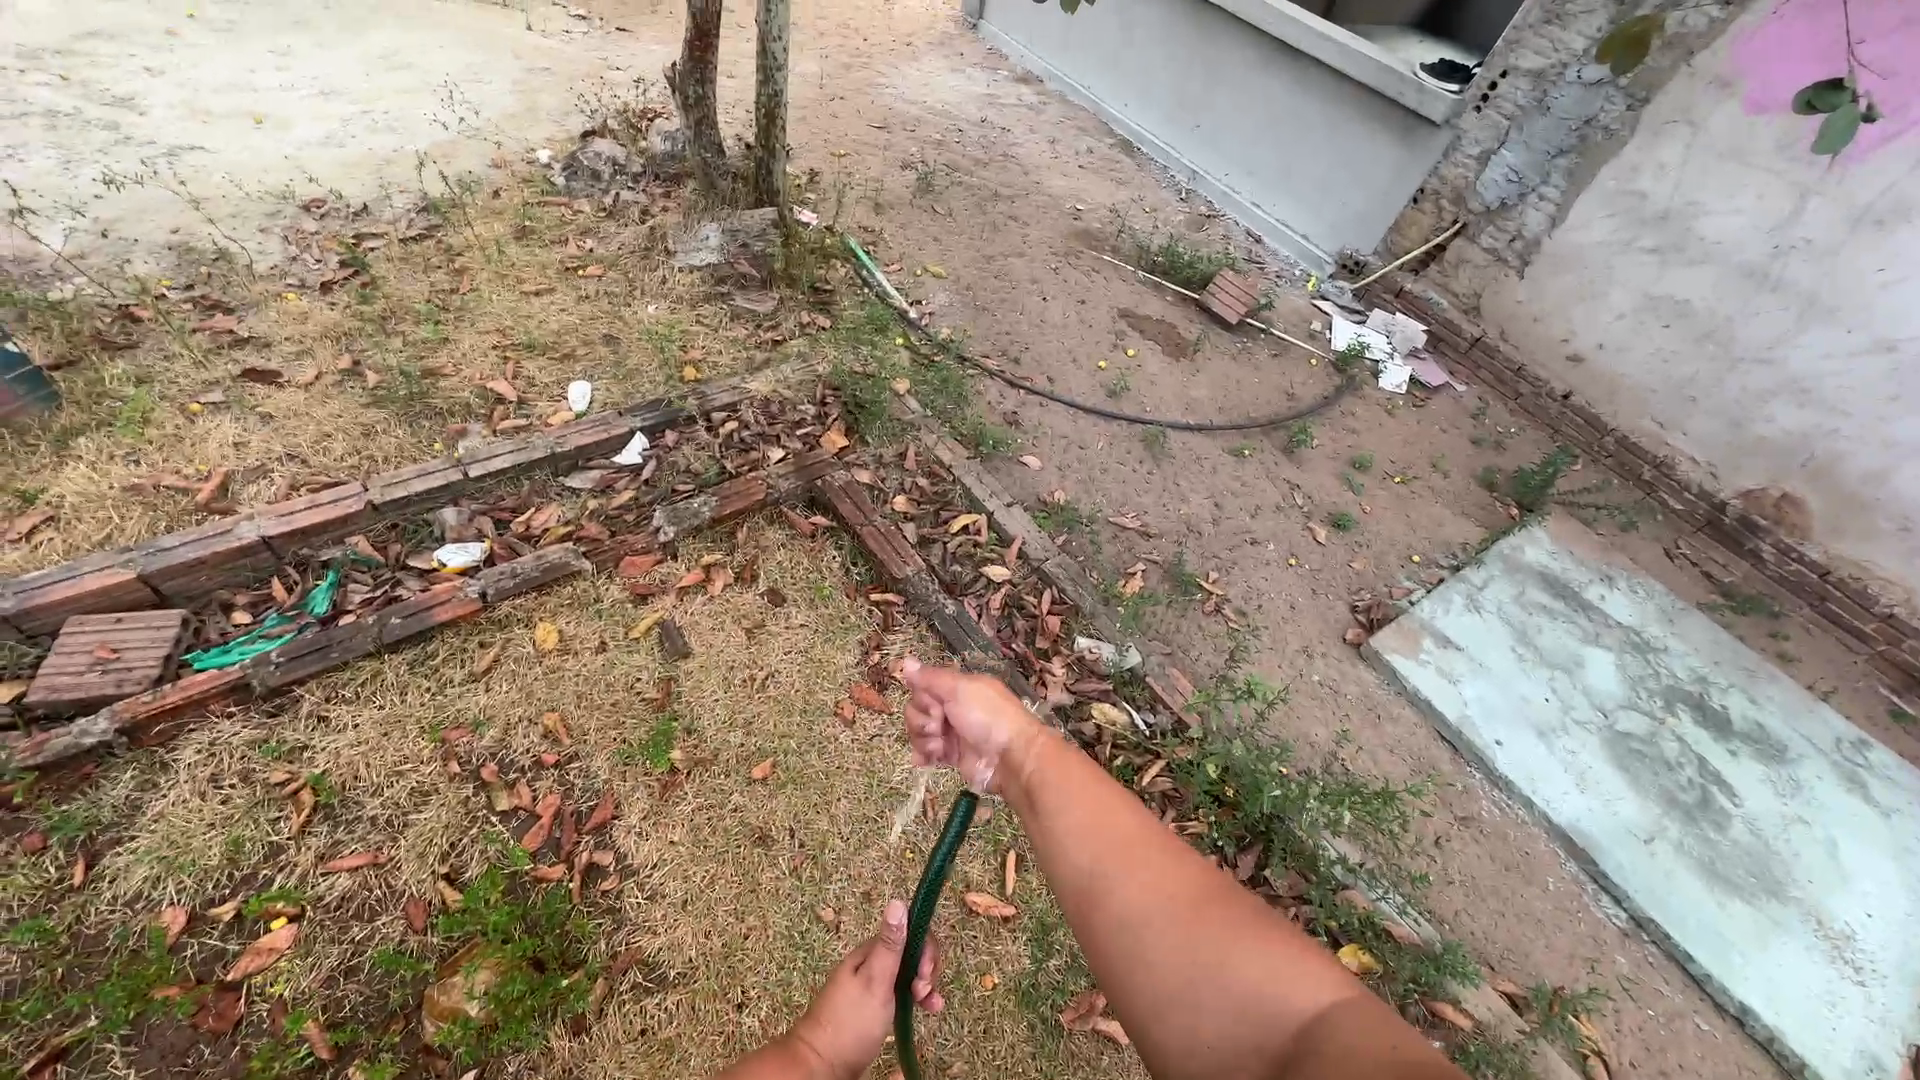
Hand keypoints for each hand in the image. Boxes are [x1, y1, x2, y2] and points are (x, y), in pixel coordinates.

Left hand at [786, 899, 943, 1079]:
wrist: (822, 1065)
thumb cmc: (851, 1022)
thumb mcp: (875, 980)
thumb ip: (890, 944)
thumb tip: (898, 900)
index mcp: (871, 952)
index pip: (910, 932)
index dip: (925, 950)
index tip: (925, 974)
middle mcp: (873, 963)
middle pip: (912, 952)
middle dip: (926, 968)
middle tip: (924, 992)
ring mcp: (874, 985)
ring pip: (909, 973)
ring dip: (925, 984)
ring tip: (930, 1005)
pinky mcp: (877, 1006)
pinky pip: (903, 993)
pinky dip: (918, 999)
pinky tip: (929, 1010)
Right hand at [899, 659, 1042, 794]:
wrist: (1010, 758)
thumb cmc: (988, 717)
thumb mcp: (960, 689)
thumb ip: (930, 678)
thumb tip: (905, 661)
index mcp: (959, 688)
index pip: (925, 686)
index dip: (922, 696)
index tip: (933, 704)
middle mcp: (954, 707)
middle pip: (918, 708)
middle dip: (922, 719)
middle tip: (938, 726)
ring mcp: (952, 732)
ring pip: (920, 731)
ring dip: (924, 738)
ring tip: (940, 746)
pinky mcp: (952, 755)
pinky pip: (927, 751)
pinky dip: (924, 754)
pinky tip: (928, 759)